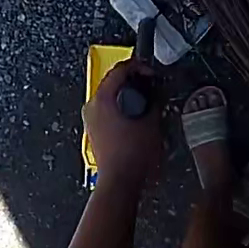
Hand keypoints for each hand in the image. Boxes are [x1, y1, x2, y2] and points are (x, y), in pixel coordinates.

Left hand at [83, 58, 162, 187]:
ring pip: (110, 96)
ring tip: (147, 100)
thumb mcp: (152, 122)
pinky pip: (108, 110)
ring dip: (128, 94)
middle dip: (133, 80)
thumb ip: (154, 100)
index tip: (150, 71)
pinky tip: (137, 115)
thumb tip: (157, 92)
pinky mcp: (95, 130)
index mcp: (103, 99)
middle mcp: (93, 106)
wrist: (122, 181)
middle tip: (151, 83)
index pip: (119, 69)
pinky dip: (122, 107)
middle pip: (112, 81)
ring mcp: (91, 119)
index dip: (138, 66)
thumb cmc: (133, 155)